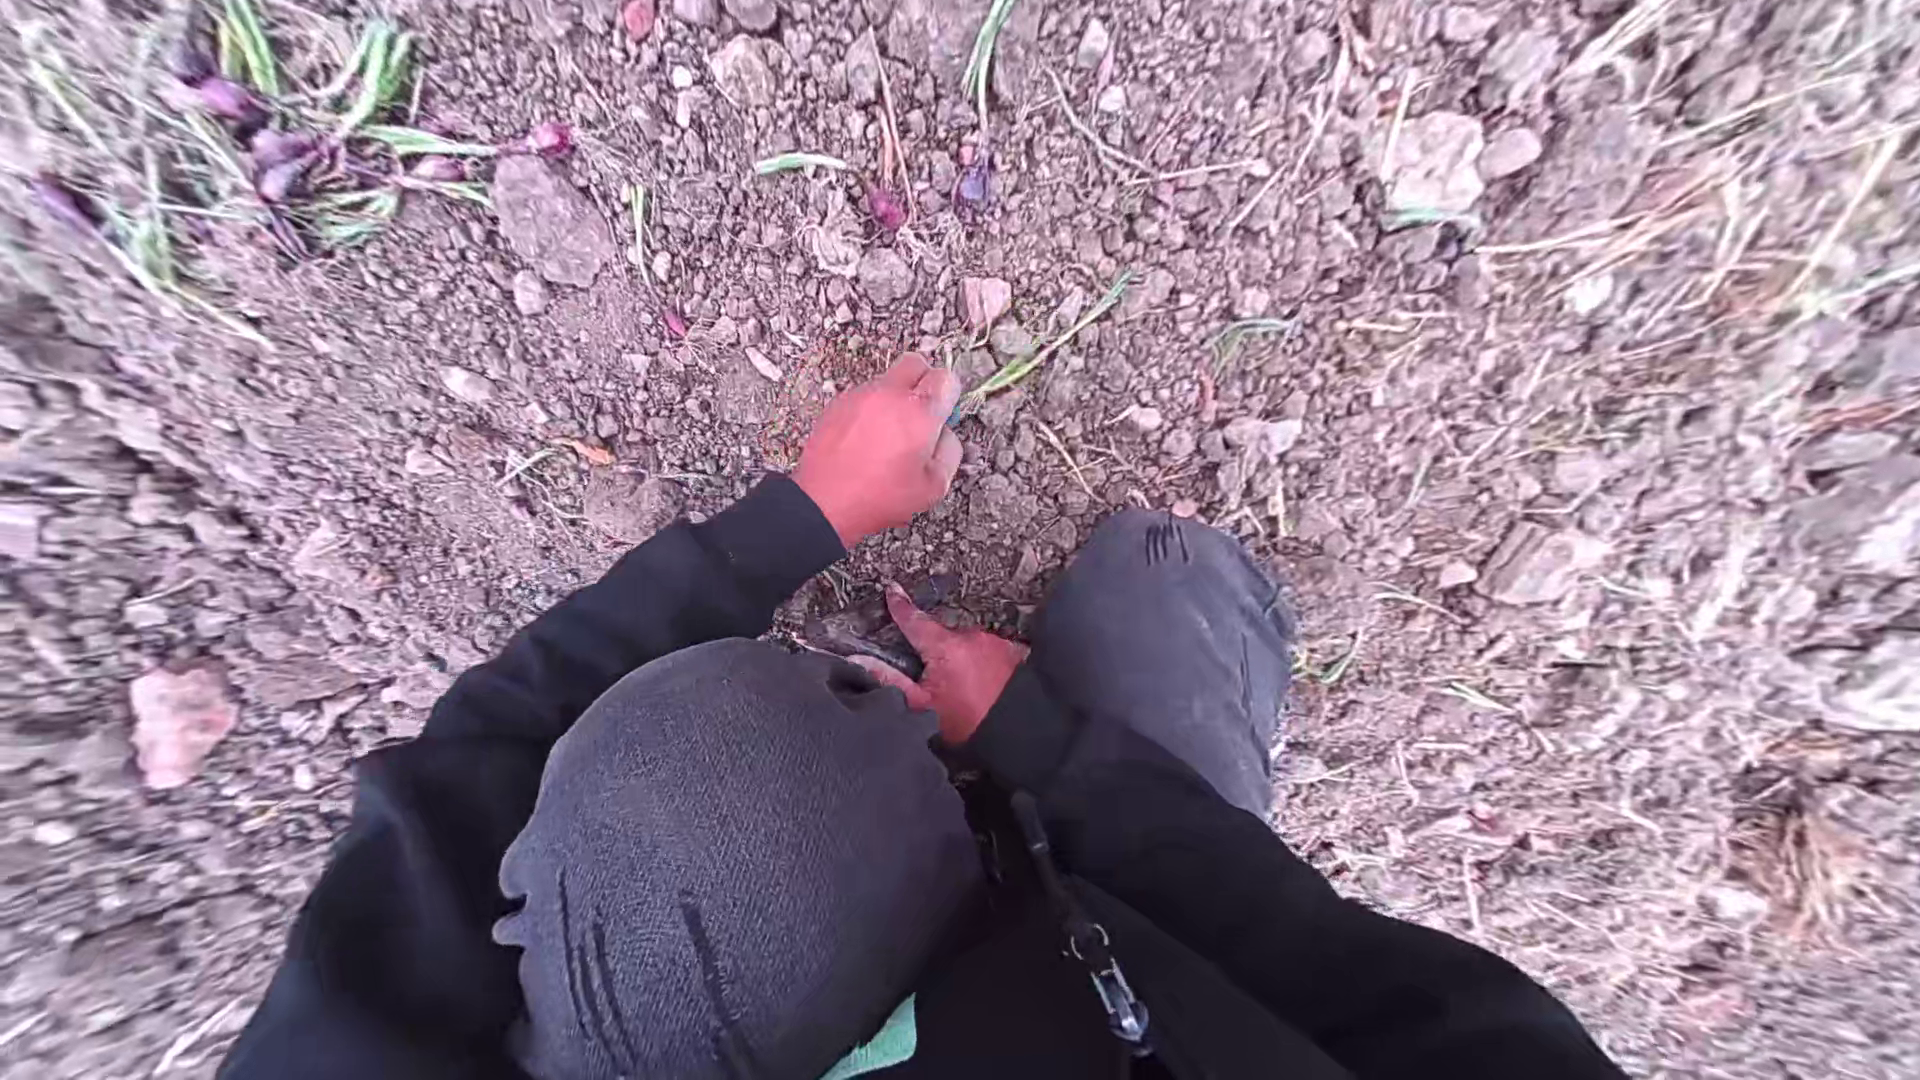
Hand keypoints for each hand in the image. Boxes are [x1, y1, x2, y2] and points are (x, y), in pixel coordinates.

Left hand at [793, 354, 962, 548]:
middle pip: (916, 363)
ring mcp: (860, 396)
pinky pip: (864, 395)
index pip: (946, 378)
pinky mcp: (838, 405)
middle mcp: (889, 394)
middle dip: (924, 382)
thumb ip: (950, 451)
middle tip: (923, 414)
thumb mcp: (934, 486)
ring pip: (888, 380)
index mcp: (919, 412)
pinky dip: (872, 409)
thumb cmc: (879, 497)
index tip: (945, 415)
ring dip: (896, 398)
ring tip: (891, 436)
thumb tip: (946, 434)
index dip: (950, 397)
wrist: (826, 503)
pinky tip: (868, 440)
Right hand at [848, 583, 1029, 744]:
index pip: (915, 620)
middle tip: (938, 682)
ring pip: (964, 643)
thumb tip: (860, 660)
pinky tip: (981, 684)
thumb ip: (889, 679)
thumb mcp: (920, 704)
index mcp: (945, 647)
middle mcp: (970, 636)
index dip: (901, 607)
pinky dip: (979, 662)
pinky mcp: (1010, 650)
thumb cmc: (967, 723)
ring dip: (959, 658)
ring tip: (963, 689)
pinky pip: (985, 649)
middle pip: (941, 635)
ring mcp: (993, 641)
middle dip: (935, 652)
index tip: (892, 590)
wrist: (1017, 732)